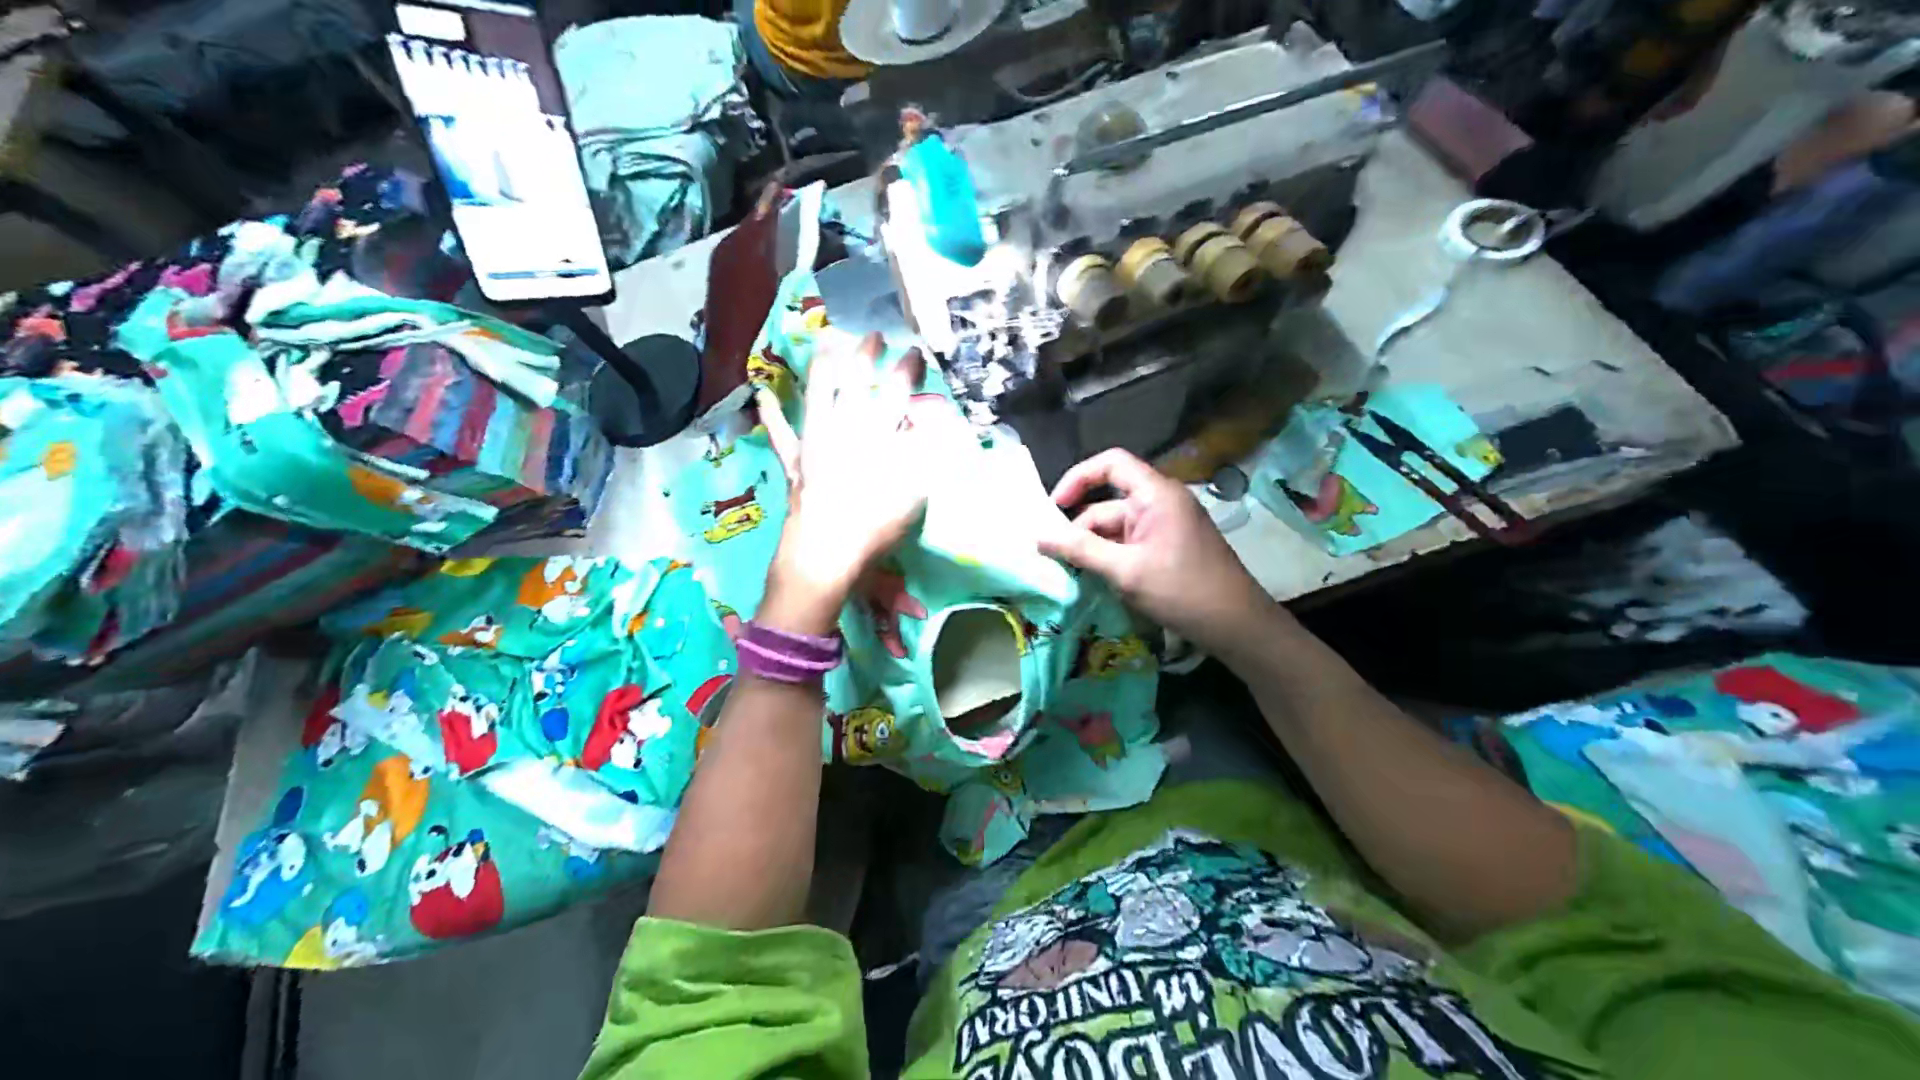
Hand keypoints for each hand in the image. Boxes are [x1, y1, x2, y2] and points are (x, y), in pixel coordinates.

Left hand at [758, 331, 930, 632]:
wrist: (826, 552)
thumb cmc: (875, 525)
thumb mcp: (915, 490)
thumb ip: (928, 453)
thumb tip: (939, 423)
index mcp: (880, 433)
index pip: (898, 389)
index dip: (908, 366)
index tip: (916, 351)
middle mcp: (847, 427)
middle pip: (856, 380)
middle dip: (866, 353)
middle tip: (874, 336)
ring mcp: (816, 441)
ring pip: (818, 394)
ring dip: (823, 366)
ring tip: (825, 342)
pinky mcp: (795, 460)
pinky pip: (780, 434)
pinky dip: (772, 414)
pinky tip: (762, 395)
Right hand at [1038, 448, 1273, 654]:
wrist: (1236, 625)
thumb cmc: (1181, 590)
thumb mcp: (1124, 571)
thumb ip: (1080, 551)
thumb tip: (1038, 538)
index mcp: (1156, 494)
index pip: (1111, 464)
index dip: (1078, 478)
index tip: (1054, 508)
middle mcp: (1161, 502)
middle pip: (1108, 502)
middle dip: (1079, 527)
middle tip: (1052, 555)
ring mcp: (1166, 525)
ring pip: (1117, 527)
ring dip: (1093, 546)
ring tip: (1069, 572)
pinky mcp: (1169, 547)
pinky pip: (1130, 542)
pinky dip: (1110, 556)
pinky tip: (1096, 578)